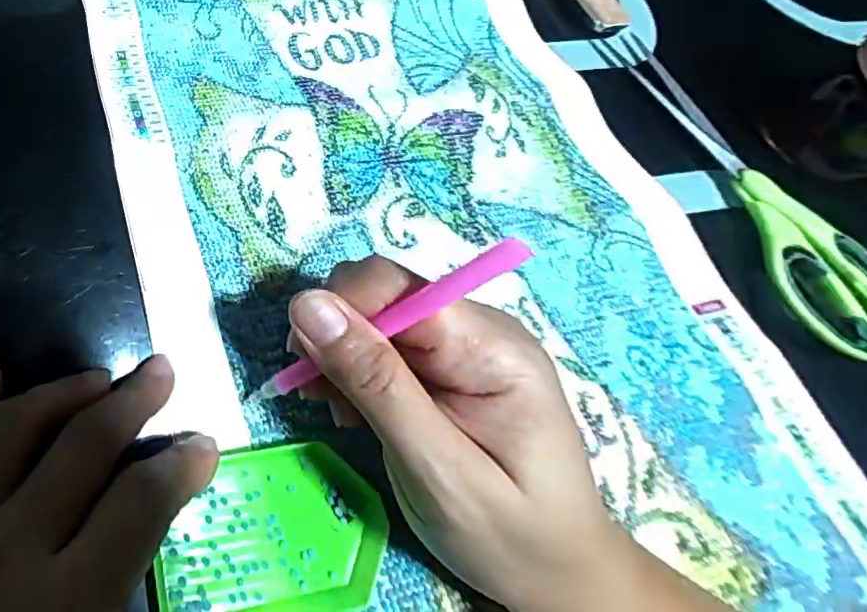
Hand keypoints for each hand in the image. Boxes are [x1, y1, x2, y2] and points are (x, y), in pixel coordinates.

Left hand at [0, 356, 218, 611]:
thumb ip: (126, 597)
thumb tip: (160, 534)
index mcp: (66, 604)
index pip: (139, 504)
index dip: (180, 466)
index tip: (203, 446)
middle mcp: (10, 552)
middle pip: (85, 446)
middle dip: (134, 400)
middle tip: (161, 369)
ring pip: (15, 428)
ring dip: (63, 391)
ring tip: (98, 378)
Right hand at [288, 256, 726, 611]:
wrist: (562, 583)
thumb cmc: (511, 537)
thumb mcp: (437, 469)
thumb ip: (373, 381)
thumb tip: (307, 303)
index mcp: (490, 344)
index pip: (397, 285)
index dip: (341, 309)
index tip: (304, 361)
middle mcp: (477, 325)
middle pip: (382, 292)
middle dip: (337, 333)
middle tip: (321, 394)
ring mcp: (463, 342)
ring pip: (375, 314)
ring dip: (341, 355)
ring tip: (340, 410)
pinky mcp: (447, 362)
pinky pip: (385, 342)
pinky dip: (355, 370)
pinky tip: (353, 408)